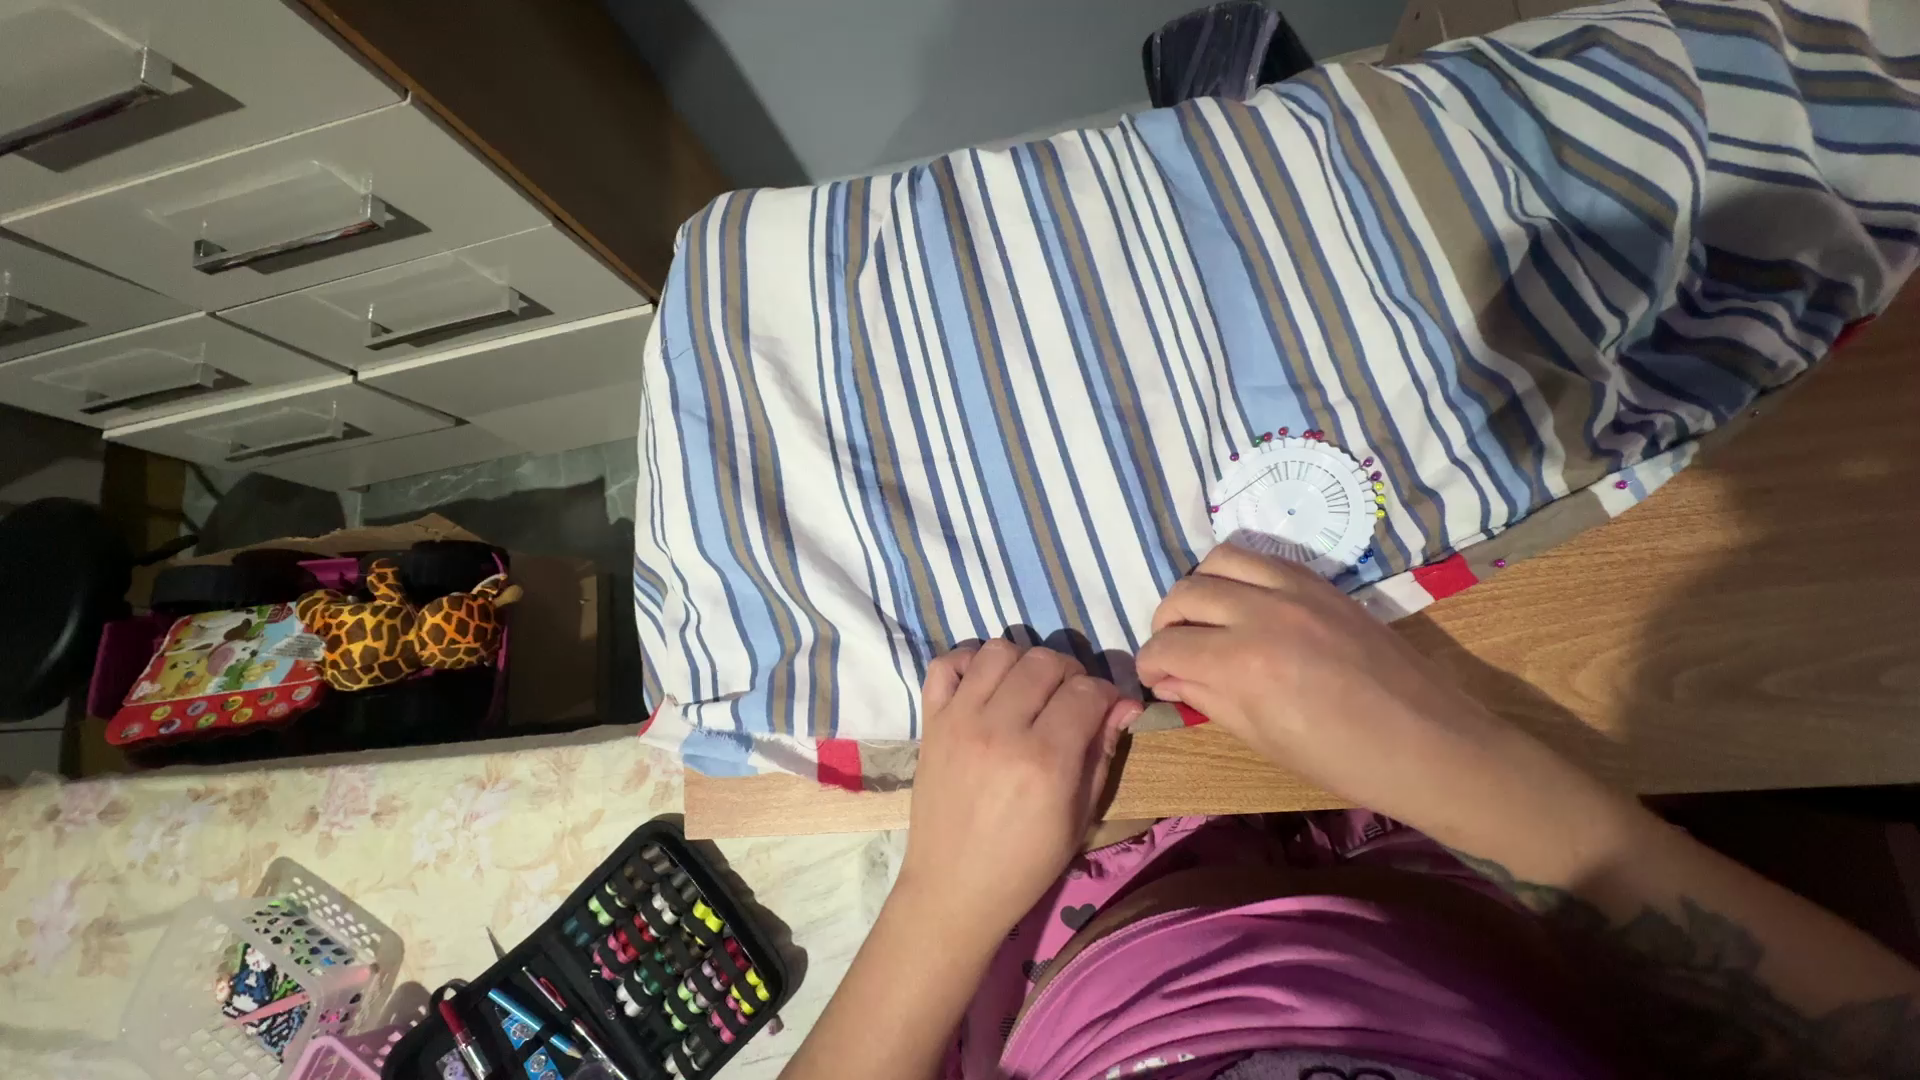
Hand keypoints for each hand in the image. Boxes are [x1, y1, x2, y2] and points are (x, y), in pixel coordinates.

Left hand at [896, 642, 1143, 935]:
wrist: (953, 887)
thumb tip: (1124, 704)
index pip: (1086, 690)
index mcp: (1044, 761)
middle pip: (1044, 661)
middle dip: (1068, 673)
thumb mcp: (1080, 817)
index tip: (1106, 709)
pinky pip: (944, 663)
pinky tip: (984, 685)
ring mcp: (959, 720)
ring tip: (1028, 690)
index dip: (1105, 694)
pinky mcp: (930, 721)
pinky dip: (967, 662)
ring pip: (998, 651)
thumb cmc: (1025, 862)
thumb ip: (1102, 753)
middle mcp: (1000, 729)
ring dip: (1022, 662)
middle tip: (1069, 700)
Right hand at [1136, 545, 1613, 842]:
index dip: (1150, 664)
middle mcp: (1262, 614)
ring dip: (1199, 587)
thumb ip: (1206, 698)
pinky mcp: (1322, 583)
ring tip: (1205, 616)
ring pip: (1218, 559)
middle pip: (1184, 594)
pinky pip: (1262, 557)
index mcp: (1243, 665)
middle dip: (1165, 623)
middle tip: (1174, 650)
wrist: (1432, 745)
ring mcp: (1296, 591)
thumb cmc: (1342, 760)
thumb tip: (1167, 678)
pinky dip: (1238, 574)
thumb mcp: (1261, 738)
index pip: (1167, 647)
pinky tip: (1244, 602)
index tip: (1154, 677)